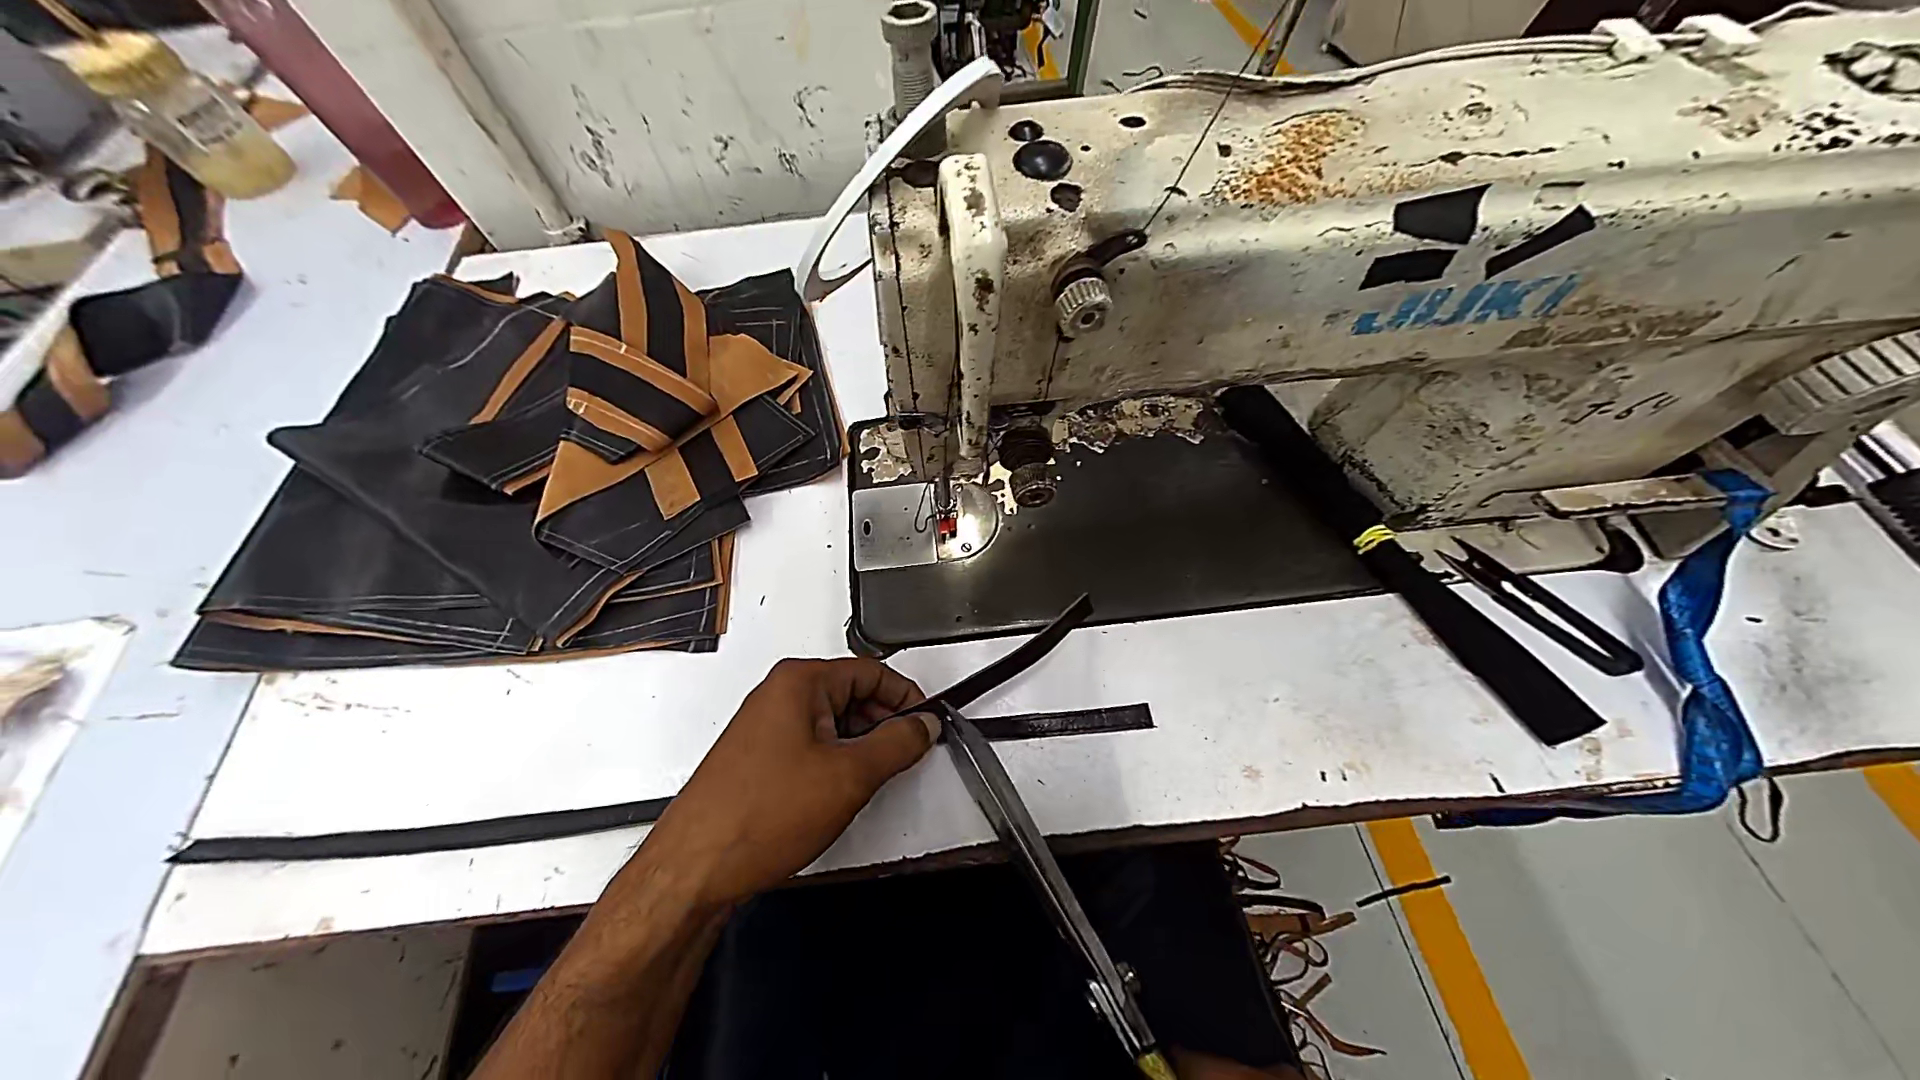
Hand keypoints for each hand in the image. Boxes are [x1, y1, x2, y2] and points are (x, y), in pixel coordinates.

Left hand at [639, 658, 939, 907]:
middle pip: (854, 693)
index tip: (925, 721)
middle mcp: (779, 695)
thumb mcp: (850, 775)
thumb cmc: (751, 818)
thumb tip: (921, 726)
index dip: (906, 697)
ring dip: (861, 746)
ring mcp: (768, 725)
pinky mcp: (762, 755)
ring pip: (835, 722)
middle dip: (885, 723)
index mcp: (799, 682)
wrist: (694, 869)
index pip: (872, 671)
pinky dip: (837, 761)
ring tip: (871, 779)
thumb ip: (898, 743)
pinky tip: (841, 792)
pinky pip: (814, 744)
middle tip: (906, 752)